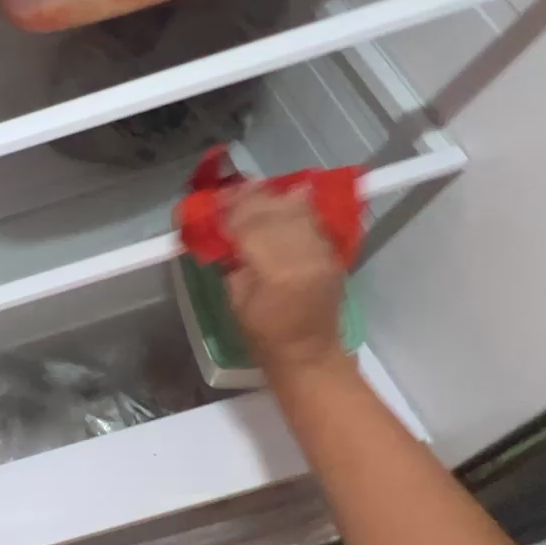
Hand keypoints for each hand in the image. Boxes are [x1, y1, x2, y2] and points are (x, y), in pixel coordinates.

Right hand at [223, 185, 347, 376]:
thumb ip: (233, 263)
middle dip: (250, 198)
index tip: (214, 201)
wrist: (308, 354)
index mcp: (275, 272)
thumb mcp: (235, 301)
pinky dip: (295, 207)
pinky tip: (283, 199)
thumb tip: (224, 234)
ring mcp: (322, 252)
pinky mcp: (331, 253)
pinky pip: (311, 220)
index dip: (230, 210)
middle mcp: (303, 255)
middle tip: (231, 190)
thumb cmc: (263, 336)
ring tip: (255, 191)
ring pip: (298, 209)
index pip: (250, 226)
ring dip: (274, 197)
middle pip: (275, 211)